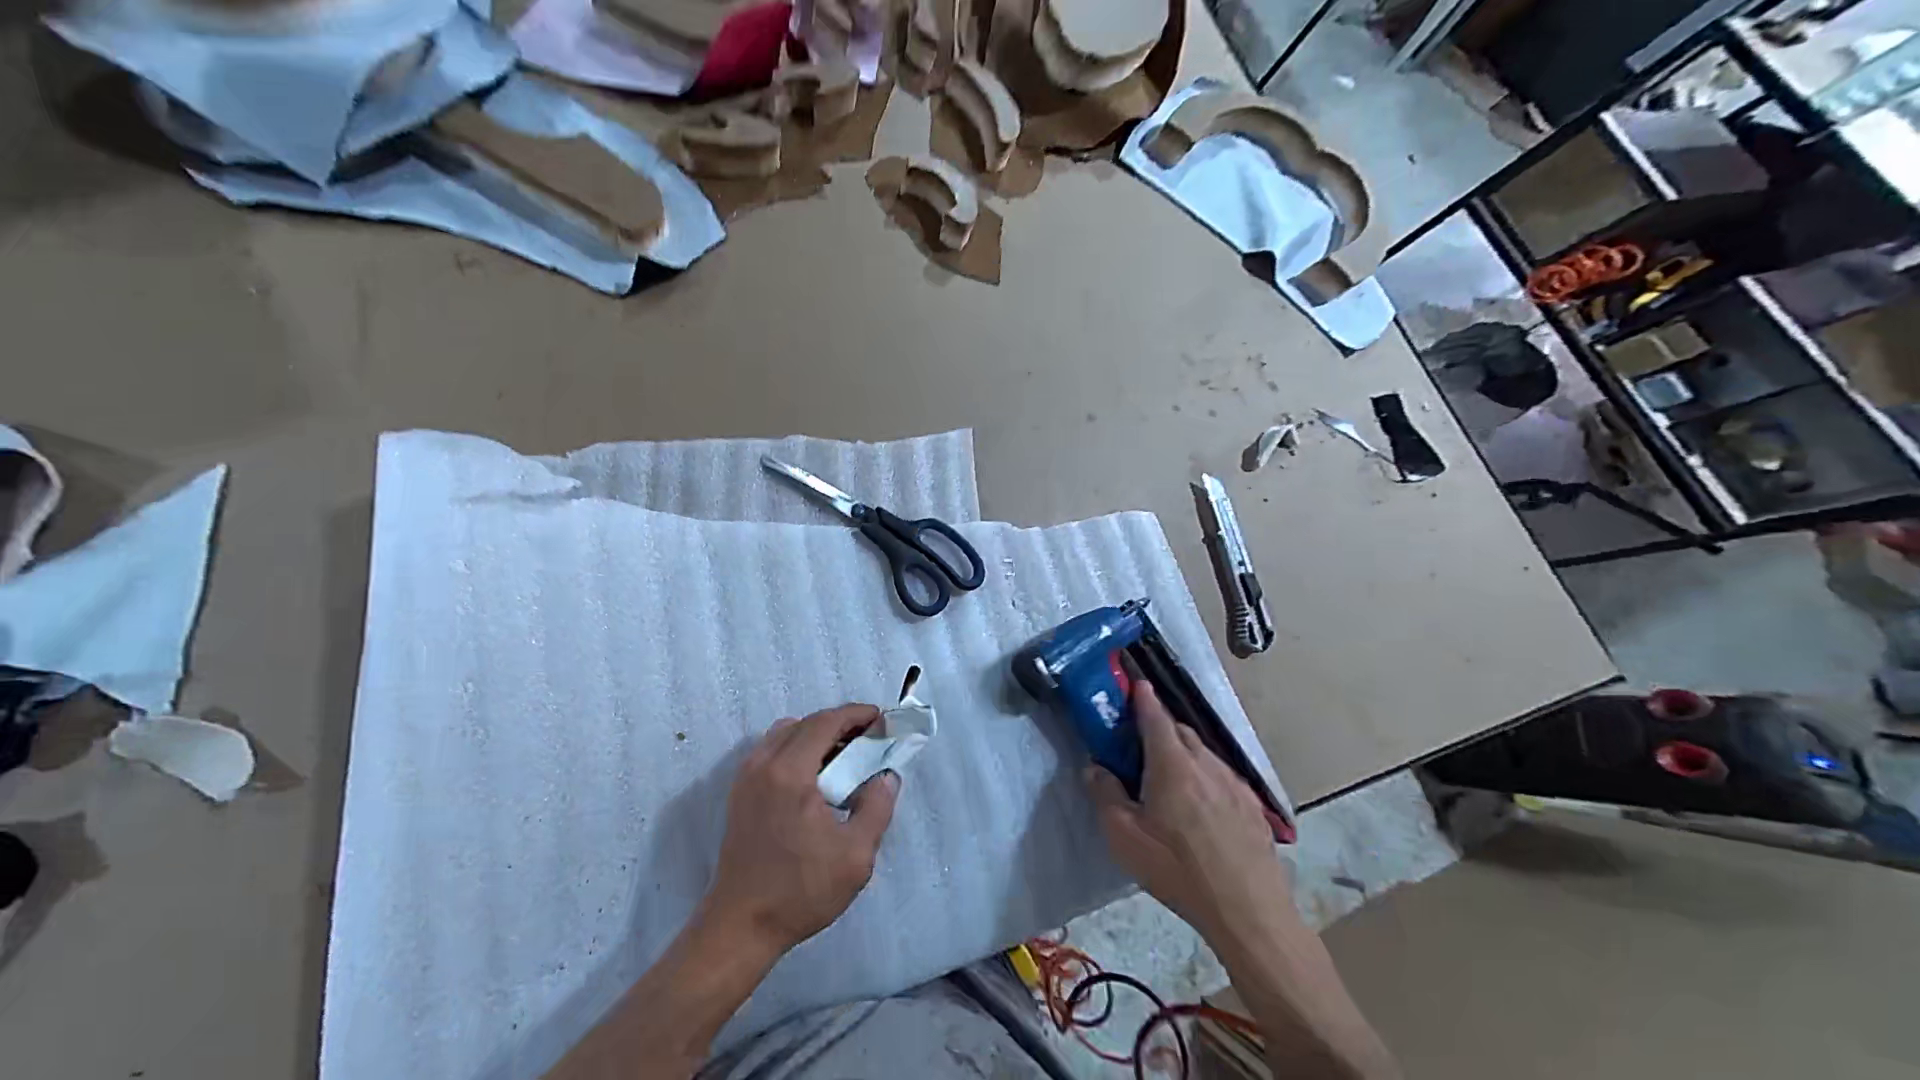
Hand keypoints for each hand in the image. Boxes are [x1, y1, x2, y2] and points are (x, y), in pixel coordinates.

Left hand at [702, 704, 901, 956]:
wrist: (740, 926)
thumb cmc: (800, 891)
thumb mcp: (855, 855)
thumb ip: (877, 808)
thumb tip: (885, 777)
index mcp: (790, 774)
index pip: (825, 722)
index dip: (855, 713)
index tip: (880, 719)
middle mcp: (763, 765)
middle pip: (805, 723)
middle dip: (840, 723)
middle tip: (868, 738)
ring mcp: (746, 778)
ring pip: (785, 734)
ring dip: (816, 734)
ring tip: (843, 757)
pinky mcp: (739, 793)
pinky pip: (771, 751)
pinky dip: (796, 748)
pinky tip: (815, 777)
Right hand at [1087, 681, 1288, 939]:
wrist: (1248, 910)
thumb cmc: (1178, 871)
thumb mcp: (1125, 837)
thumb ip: (1105, 795)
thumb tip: (1096, 768)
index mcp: (1172, 765)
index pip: (1155, 717)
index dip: (1143, 697)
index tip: (1136, 683)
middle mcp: (1206, 764)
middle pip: (1180, 731)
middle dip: (1161, 727)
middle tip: (1141, 742)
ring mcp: (1235, 784)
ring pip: (1204, 753)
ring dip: (1184, 753)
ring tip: (1169, 776)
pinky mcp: (1253, 806)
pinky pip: (1223, 776)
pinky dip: (1206, 776)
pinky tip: (1201, 805)